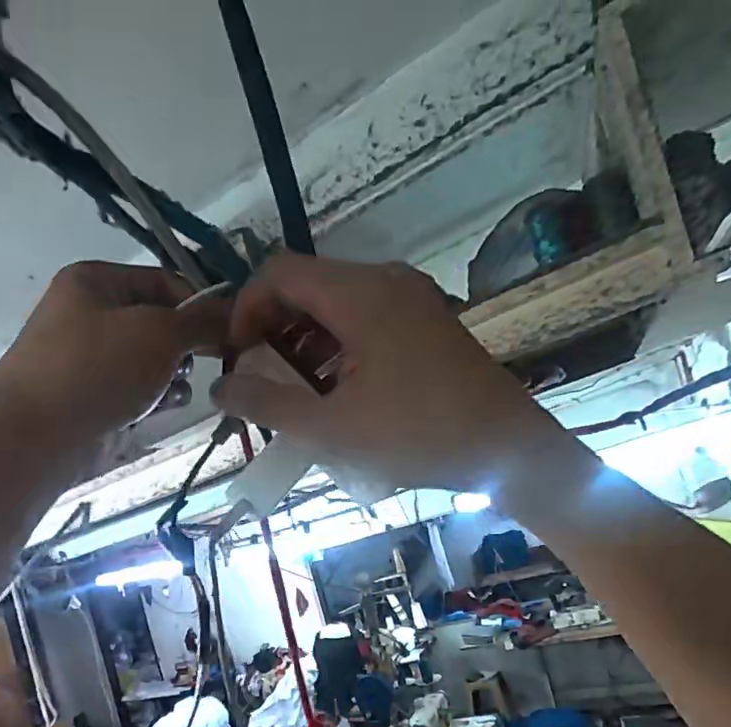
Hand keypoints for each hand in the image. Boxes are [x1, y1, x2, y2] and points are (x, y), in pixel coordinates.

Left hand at [0, 261, 227, 436]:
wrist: (37, 434)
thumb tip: (234, 312)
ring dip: (175, 377)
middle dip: (188, 345)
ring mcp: (93, 359)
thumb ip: (201, 320)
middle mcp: (92, 314)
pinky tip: (162, 409)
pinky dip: (157, 399)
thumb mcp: (158, 333)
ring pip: (155, 361)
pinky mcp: (96, 397)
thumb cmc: (97, 369)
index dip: (202, 305)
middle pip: (162, 323)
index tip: (232, 333)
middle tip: (205, 362)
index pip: (167, 281)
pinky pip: (142, 391)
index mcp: (97, 282)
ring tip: (173, 392)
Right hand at [211, 254, 579, 495]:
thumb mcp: (334, 428)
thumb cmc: (420, 436)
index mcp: (361, 293)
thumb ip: (269, 406)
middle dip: (274, 333)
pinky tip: (339, 395)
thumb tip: (221, 390)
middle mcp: (386, 281)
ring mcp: (413, 300)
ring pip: (338, 307)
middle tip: (264, 384)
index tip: (237, 359)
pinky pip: (368, 323)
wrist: (509, 449)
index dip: (245, 310)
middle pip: (308, 288)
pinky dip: (340, 351)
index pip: (278, 273)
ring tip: (298, 397)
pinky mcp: (428, 324)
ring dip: (307, 346)